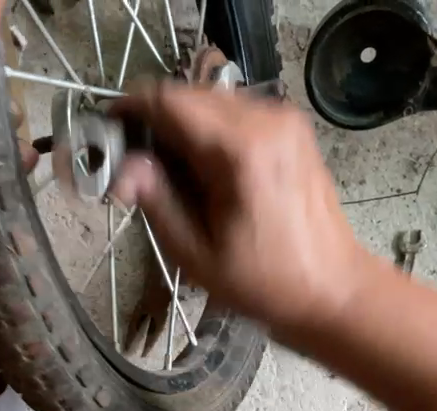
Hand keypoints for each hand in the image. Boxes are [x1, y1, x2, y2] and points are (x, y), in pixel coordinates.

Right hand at [109, 84, 370, 337]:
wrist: (331, 288)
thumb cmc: (264, 283)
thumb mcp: (197, 254)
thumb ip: (157, 202)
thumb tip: (121, 167)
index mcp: (241, 149)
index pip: (169, 102)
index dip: (129, 112)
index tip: (105, 136)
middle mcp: (266, 118)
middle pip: (189, 95)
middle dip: (153, 123)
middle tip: (130, 165)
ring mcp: (284, 119)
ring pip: (211, 101)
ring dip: (180, 127)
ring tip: (165, 174)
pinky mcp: (291, 129)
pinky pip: (235, 114)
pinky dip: (208, 132)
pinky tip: (201, 172)